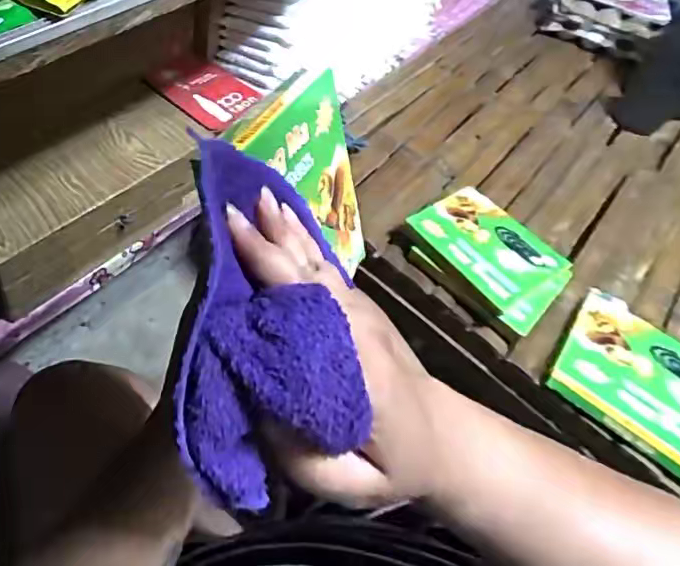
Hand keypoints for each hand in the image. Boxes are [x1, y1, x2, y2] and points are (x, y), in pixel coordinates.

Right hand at [224, 189, 445, 506]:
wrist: (445, 437)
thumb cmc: (395, 461)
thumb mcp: (351, 483)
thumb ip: (301, 454)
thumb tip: (254, 401)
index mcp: (355, 358)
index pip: (302, 299)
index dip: (267, 263)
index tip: (234, 232)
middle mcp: (356, 319)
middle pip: (304, 269)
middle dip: (268, 236)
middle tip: (233, 206)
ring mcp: (360, 306)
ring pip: (314, 259)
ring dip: (285, 228)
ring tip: (261, 196)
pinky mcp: (359, 303)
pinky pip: (323, 264)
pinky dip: (301, 238)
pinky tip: (286, 219)